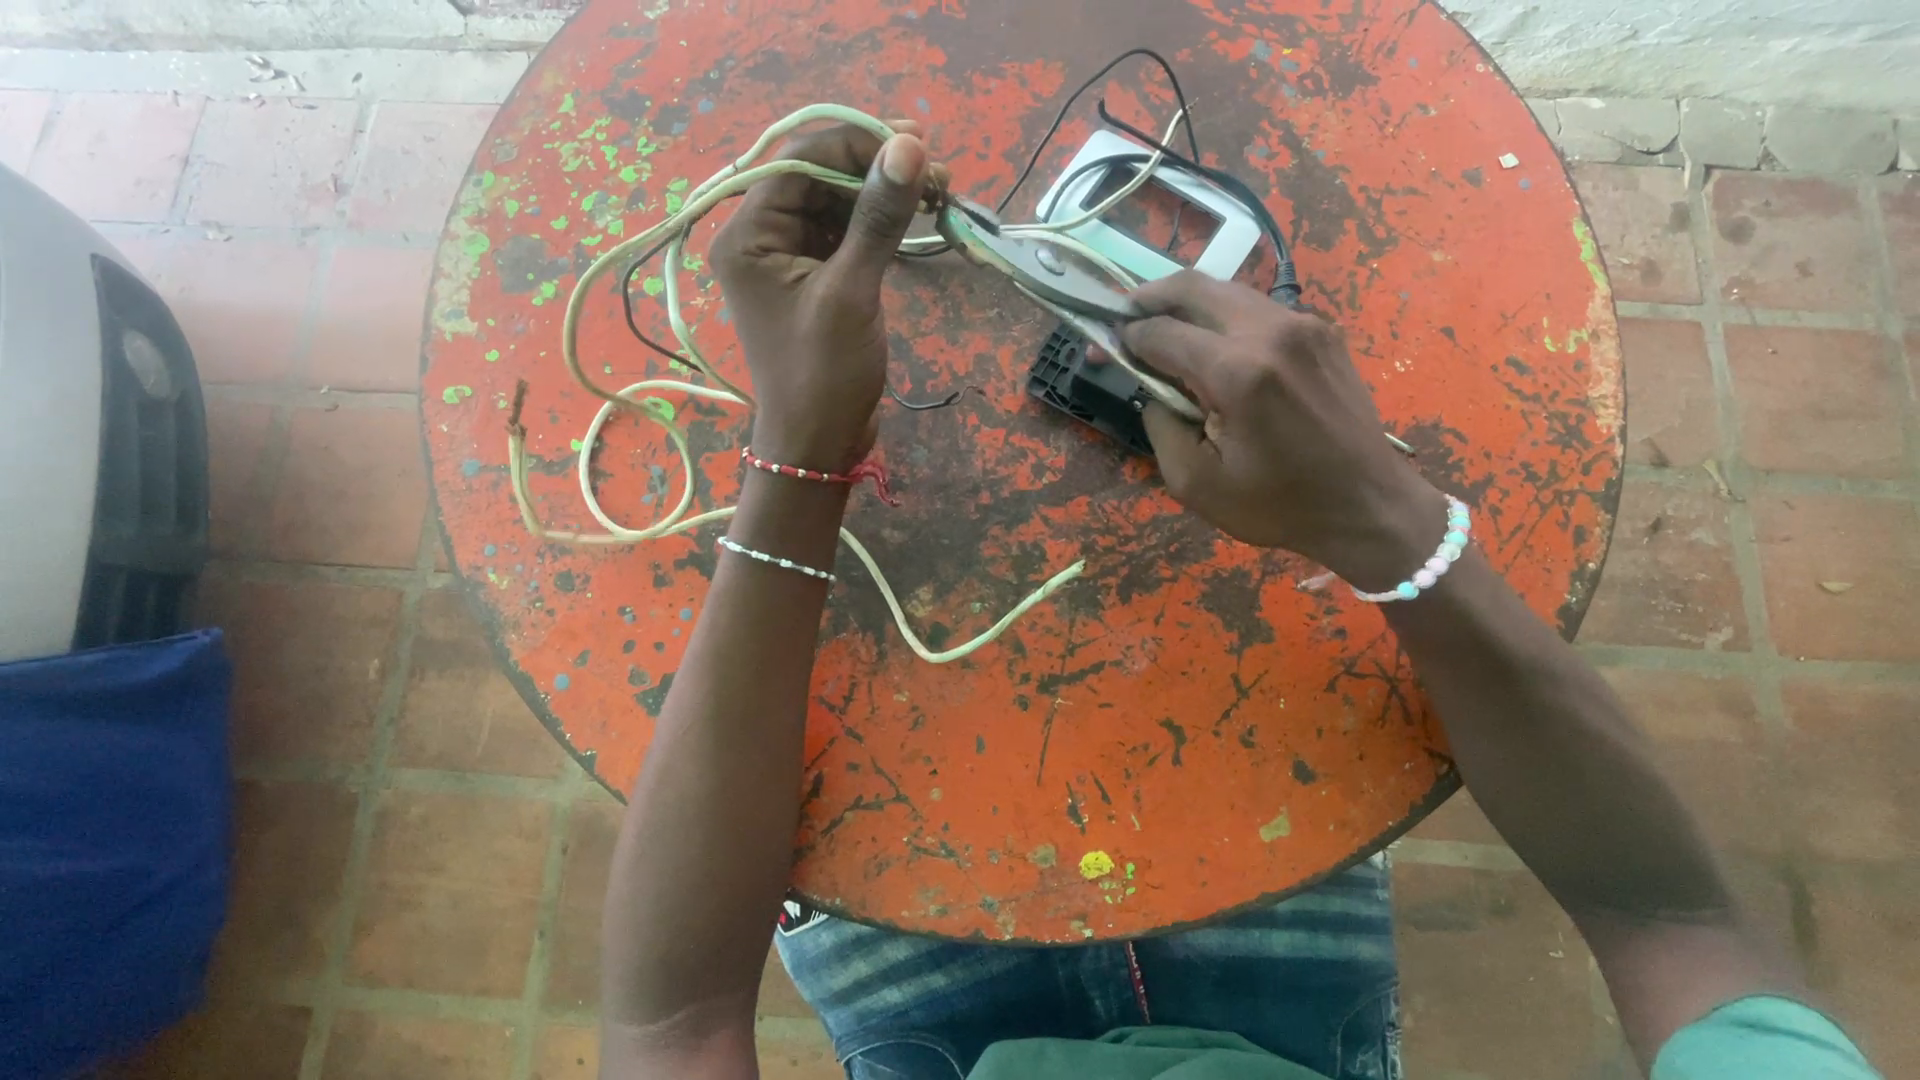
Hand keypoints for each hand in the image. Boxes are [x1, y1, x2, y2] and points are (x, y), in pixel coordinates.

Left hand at [710, 121, 936, 471]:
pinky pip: (845, 233)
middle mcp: (761, 238)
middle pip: (818, 176)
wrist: (819, 445)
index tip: (918, 143)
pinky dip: (879, 223)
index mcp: (748, 235)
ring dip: (883, 193)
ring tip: (938, 190)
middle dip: (876, 167)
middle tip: (936, 169)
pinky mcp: (815, 278)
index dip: (858, 144)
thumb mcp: (852, 292)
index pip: (801, 161)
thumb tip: (910, 147)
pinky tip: (916, 215)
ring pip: (836, 203)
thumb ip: (878, 218)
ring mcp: (788, 259)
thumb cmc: (824, 375)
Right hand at [1114, 271, 1447, 589]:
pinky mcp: (1322, 332)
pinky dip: (1224, 317)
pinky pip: (1259, 309)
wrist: (1368, 506)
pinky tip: (1213, 345)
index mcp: (1237, 373)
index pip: (1161, 331)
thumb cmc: (1279, 506)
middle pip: (1193, 286)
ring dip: (1188, 304)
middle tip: (1123, 315)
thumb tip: (1151, 389)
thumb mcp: (1196, 484)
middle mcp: (1271, 332)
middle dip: (1149, 297)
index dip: (1123, 337)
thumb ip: (1160, 427)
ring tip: (1163, 328)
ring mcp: (1303, 325)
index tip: (1102, 346)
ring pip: (1227, 291)